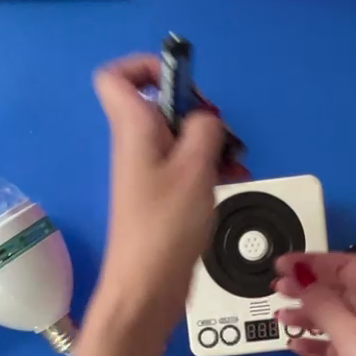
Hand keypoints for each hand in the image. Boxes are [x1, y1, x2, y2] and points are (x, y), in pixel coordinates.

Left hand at [87, 55, 227, 335]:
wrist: (146, 288)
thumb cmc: (166, 225)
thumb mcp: (194, 168)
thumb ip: (205, 129)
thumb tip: (207, 119)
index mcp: (134, 129)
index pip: (116, 77)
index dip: (146, 67)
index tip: (183, 84)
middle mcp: (137, 146)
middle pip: (162, 107)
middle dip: (199, 112)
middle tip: (222, 134)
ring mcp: (149, 174)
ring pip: (181, 139)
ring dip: (213, 144)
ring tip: (239, 165)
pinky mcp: (162, 200)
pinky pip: (187, 168)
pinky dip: (210, 169)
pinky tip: (235, 183)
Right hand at [273, 252, 355, 355]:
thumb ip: (325, 308)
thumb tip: (303, 284)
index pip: (344, 265)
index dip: (311, 262)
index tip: (283, 265)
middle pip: (341, 290)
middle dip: (308, 289)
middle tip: (277, 290)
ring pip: (340, 319)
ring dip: (311, 317)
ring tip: (282, 318)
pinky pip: (344, 346)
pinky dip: (322, 345)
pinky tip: (300, 346)